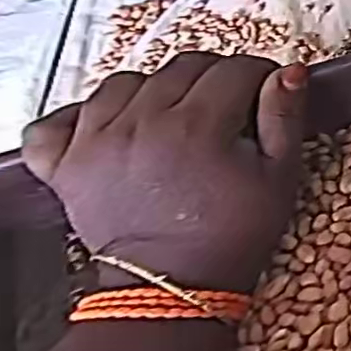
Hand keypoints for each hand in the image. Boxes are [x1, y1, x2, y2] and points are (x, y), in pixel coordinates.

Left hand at [22, 54, 307, 292]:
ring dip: (159, 88)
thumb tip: (290, 70)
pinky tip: (115, 126)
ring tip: (180, 114)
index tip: (270, 92)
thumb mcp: (281, 172)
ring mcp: (93, 142)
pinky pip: (61, 118)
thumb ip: (284, 115)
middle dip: (218, 76)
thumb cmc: (237, 228)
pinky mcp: (61, 166)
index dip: (262, 74)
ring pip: (128, 82)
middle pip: (185, 66)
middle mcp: (140, 123)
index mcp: (199, 124)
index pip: (237, 68)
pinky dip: (85, 115)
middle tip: (234, 104)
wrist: (174, 284)